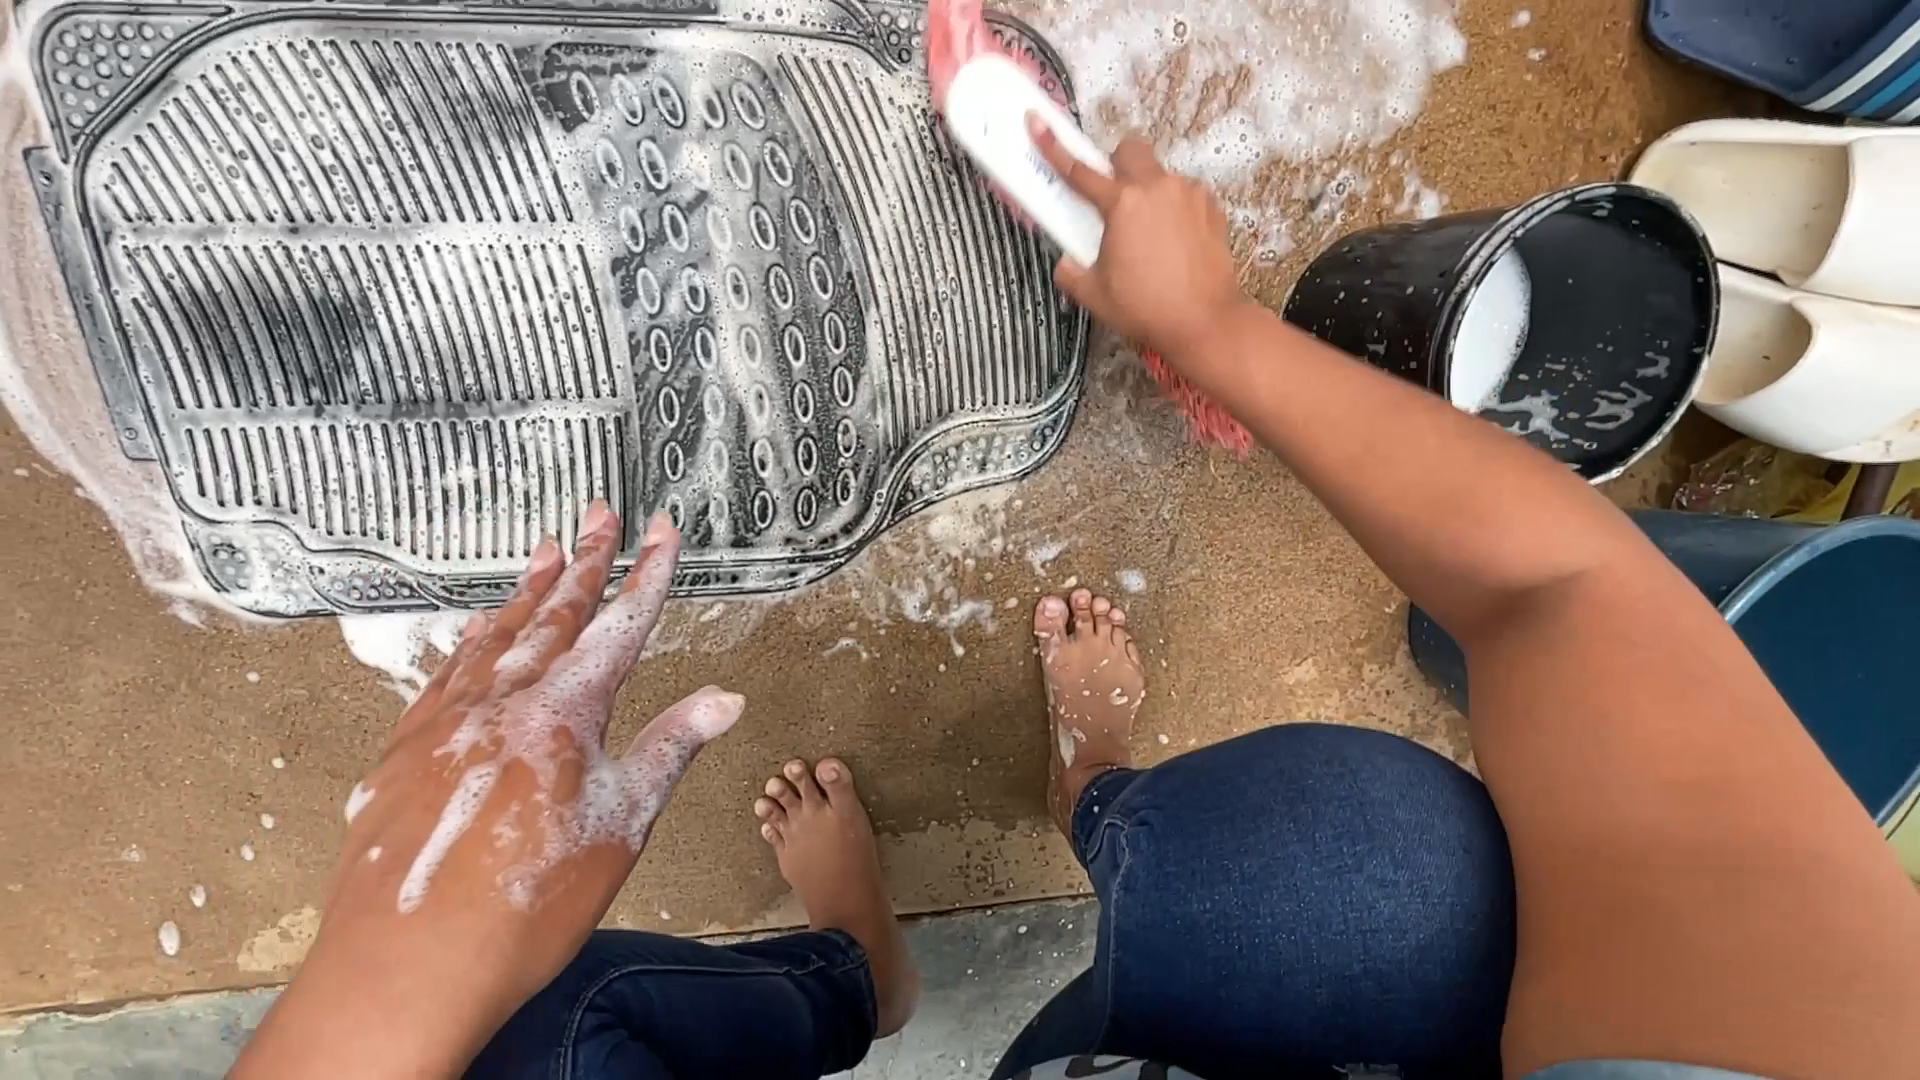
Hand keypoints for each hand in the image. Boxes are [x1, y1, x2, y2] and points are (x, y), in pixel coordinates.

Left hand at [233, 501, 744, 1078]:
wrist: (405, 976)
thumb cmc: (528, 903)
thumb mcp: (622, 824)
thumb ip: (672, 747)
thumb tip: (728, 699)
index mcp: (561, 716)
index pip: (618, 628)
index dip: (647, 575)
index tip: (663, 531)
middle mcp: (499, 703)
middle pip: (554, 616)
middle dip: (586, 561)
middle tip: (599, 512)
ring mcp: (444, 723)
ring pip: (496, 637)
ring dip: (527, 591)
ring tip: (547, 549)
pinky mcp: (405, 752)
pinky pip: (445, 675)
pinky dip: (471, 642)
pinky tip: (475, 631)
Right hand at [1027, 116, 1247, 370]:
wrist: (1204, 322)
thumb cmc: (1144, 309)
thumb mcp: (1094, 295)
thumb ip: (1072, 272)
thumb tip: (1067, 262)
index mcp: (1122, 205)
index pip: (1079, 171)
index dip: (1053, 148)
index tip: (1036, 123)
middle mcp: (1157, 187)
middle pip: (1131, 151)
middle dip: (1118, 166)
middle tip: (1114, 201)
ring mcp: (1189, 194)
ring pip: (1161, 176)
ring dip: (1148, 194)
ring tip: (1149, 237)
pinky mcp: (1212, 208)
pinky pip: (1185, 197)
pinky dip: (1174, 212)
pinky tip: (1174, 245)